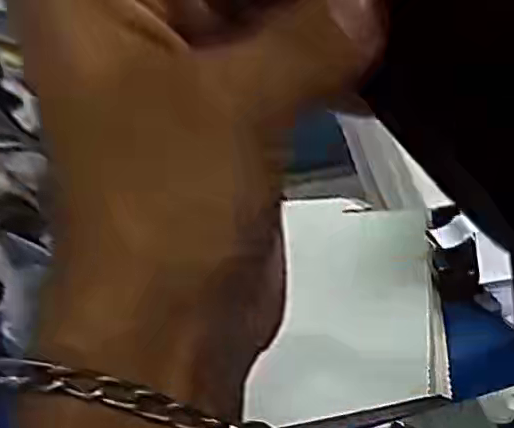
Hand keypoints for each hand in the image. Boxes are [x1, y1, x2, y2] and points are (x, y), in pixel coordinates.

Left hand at [17, 0, 382, 411]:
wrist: (179, 311)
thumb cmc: (167, 204)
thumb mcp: (234, 106)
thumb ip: (303, 45)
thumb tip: (367, 4)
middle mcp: (134, 23)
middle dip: (306, 3)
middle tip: (370, 13)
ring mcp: (187, 81)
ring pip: (260, 28)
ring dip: (320, 31)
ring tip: (378, 32)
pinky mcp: (234, 130)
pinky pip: (282, 80)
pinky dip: (324, 75)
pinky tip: (369, 74)